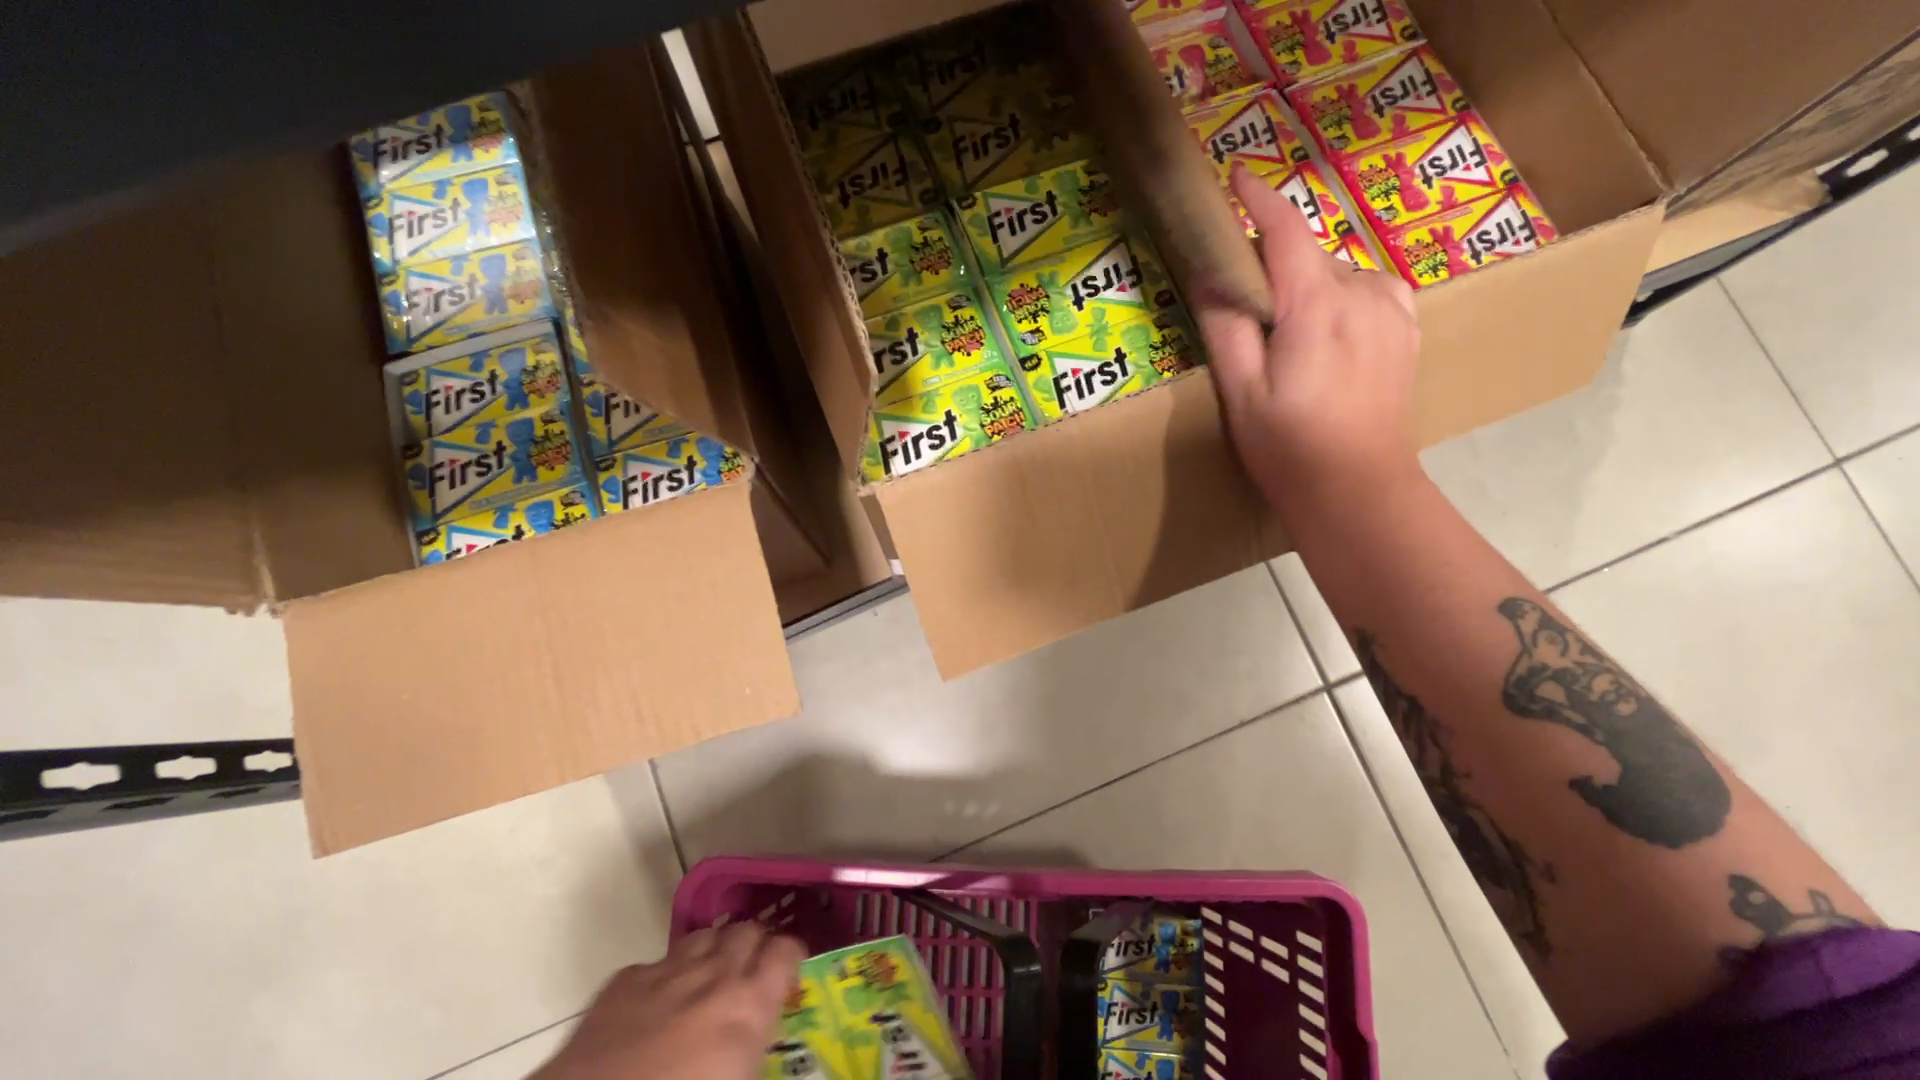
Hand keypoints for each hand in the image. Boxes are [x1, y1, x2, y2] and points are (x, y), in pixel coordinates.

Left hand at [532, 922, 804, 1079]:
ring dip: (714, 950)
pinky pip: (659, 962)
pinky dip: (667, 974)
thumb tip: (754, 1048)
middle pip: (747, 930)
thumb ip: (754, 1051)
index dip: (791, 957)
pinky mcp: (624, 980)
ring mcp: (667, 972)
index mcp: (749, 1006)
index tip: (789, 972)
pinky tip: (659, 1001)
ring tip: (710, 976)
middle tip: (750, 973)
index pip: (786, 950)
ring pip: (705, 935)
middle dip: (754, 946)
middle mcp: (714, 976)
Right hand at [1195, 164, 1422, 521]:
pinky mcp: (1406, 328)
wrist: (1359, 490)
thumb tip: (1209, 272)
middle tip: (1243, 310)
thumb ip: (1225, 324)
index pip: (1285, 231)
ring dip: (1305, 289)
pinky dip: (1338, 299)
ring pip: (1335, 274)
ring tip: (1286, 340)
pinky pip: (1364, 291)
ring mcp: (1393, 309)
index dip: (1258, 199)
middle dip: (1272, 267)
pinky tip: (1325, 337)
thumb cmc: (1290, 446)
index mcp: (1318, 304)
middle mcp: (1364, 292)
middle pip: (1307, 255)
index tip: (1235, 176)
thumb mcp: (1242, 390)